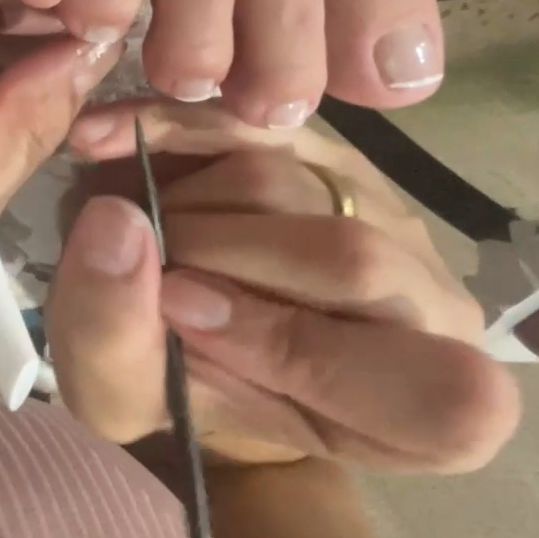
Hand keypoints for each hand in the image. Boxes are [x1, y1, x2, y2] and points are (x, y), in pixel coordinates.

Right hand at [46, 102, 517, 472]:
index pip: (436, 391)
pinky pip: (243, 120)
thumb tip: (120, 223)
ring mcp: (381, 215)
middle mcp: (435, 312)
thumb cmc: (160, 386)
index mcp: (421, 416)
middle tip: (139, 265)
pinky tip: (102, 138)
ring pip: (282, 177)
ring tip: (130, 228)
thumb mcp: (119, 392)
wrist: (156, 326)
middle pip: (344, 256)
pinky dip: (163, 125)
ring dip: (175, 200)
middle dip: (207, 252)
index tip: (177, 314)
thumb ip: (115, 330)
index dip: (291, 345)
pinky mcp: (316, 149)